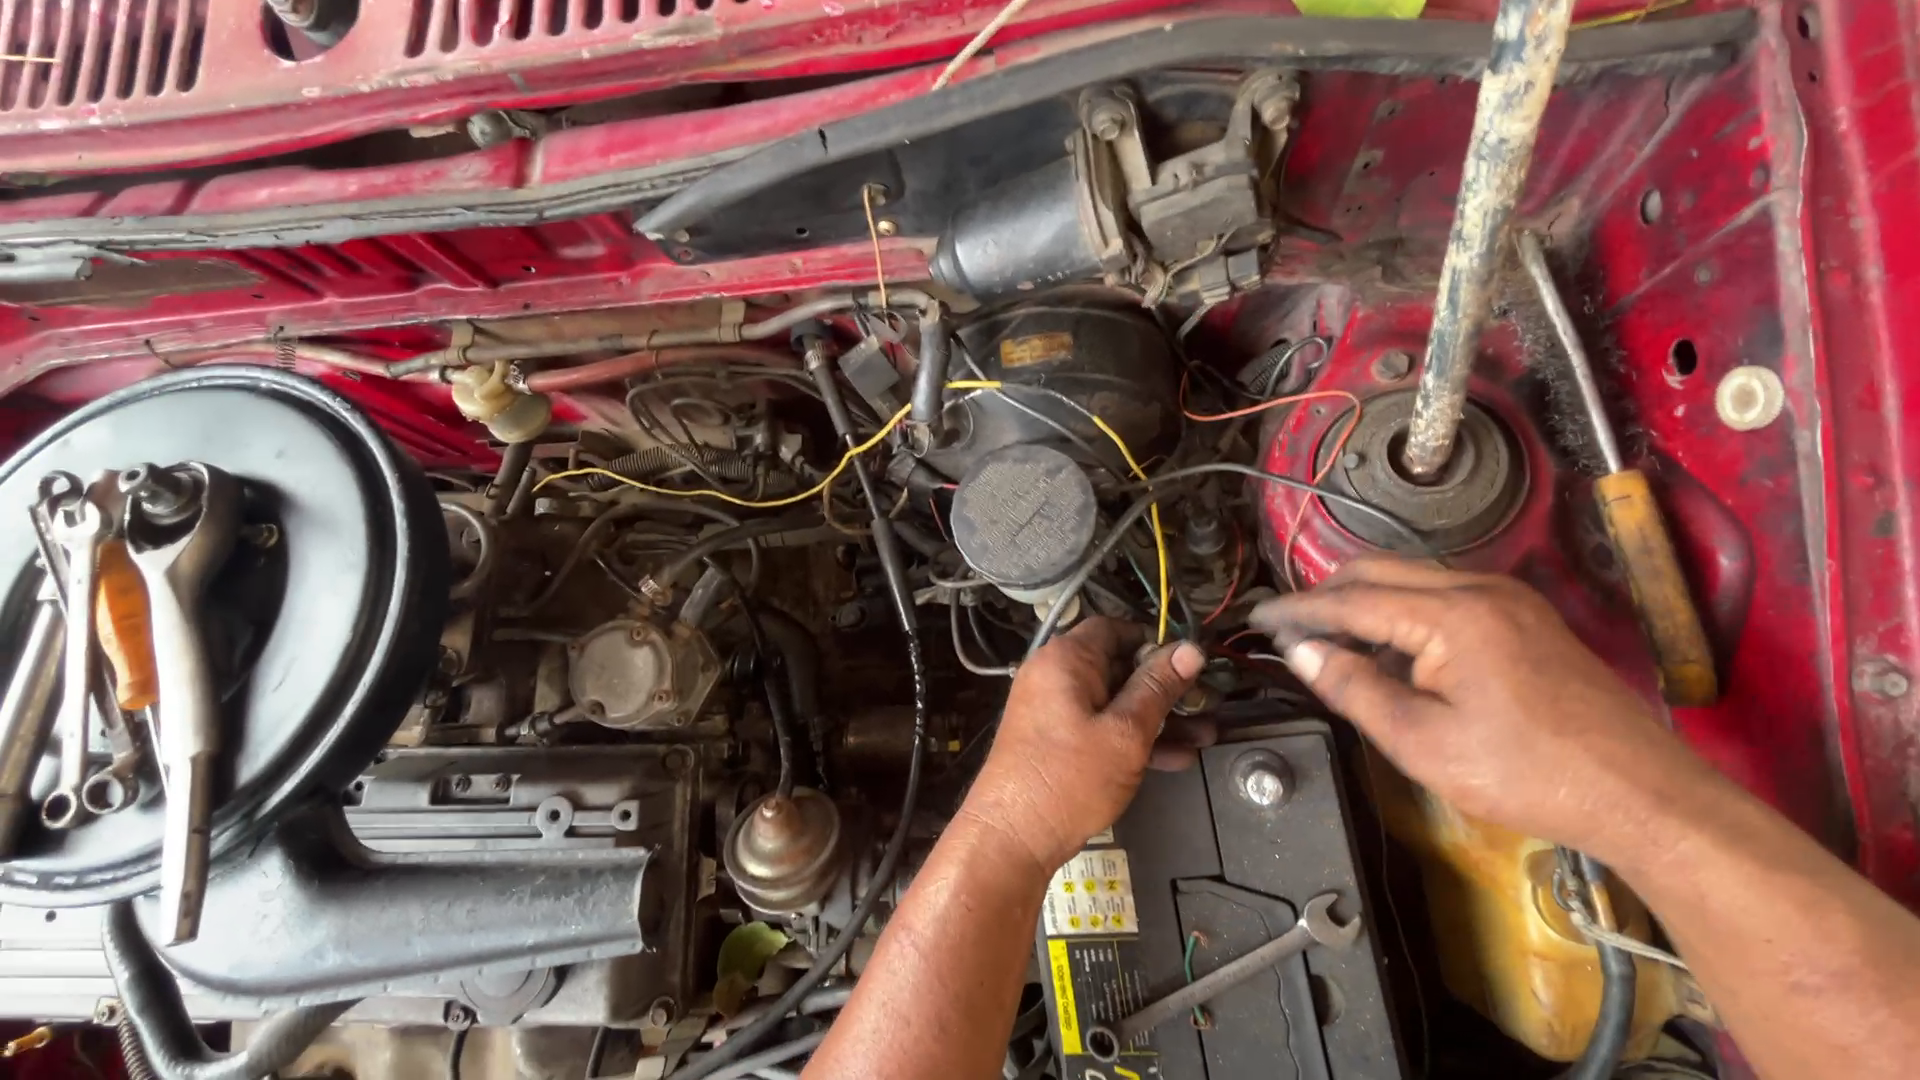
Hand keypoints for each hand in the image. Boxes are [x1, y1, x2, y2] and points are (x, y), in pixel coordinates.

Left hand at [960, 619, 1210, 872]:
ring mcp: (1053, 709)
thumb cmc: (1070, 777)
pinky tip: (1175, 759)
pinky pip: (1100, 726)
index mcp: (1065, 659)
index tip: (1189, 663)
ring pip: (1114, 701)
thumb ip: (1158, 688)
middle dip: (1165, 687)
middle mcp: (1054, 675)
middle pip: (1117, 666)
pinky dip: (1132, 738)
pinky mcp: (1055, 740)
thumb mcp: (1125, 732)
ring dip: (1158, 717)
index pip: (1113, 628)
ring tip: (1205, 736)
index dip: (1153, 640)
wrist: (1012, 837)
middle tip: (1208, 704)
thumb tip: (1190, 649)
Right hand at [1249, 557, 1722, 856]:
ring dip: (1362, 601)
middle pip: (1377, 571)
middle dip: (1324, 595)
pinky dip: (1399, 610)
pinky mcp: (1523, 615)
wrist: (1642, 794)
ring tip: (1330, 641)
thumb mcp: (1421, 741)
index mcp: (1451, 616)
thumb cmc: (1524, 774)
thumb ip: (1354, 688)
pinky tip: (1389, 649)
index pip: (1350, 600)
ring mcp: (1506, 598)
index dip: (1298, 611)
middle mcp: (1478, 588)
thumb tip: (1303, 653)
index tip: (1258, 621)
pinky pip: (1441, 593)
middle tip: (1288, 629)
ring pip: (1409, 577)